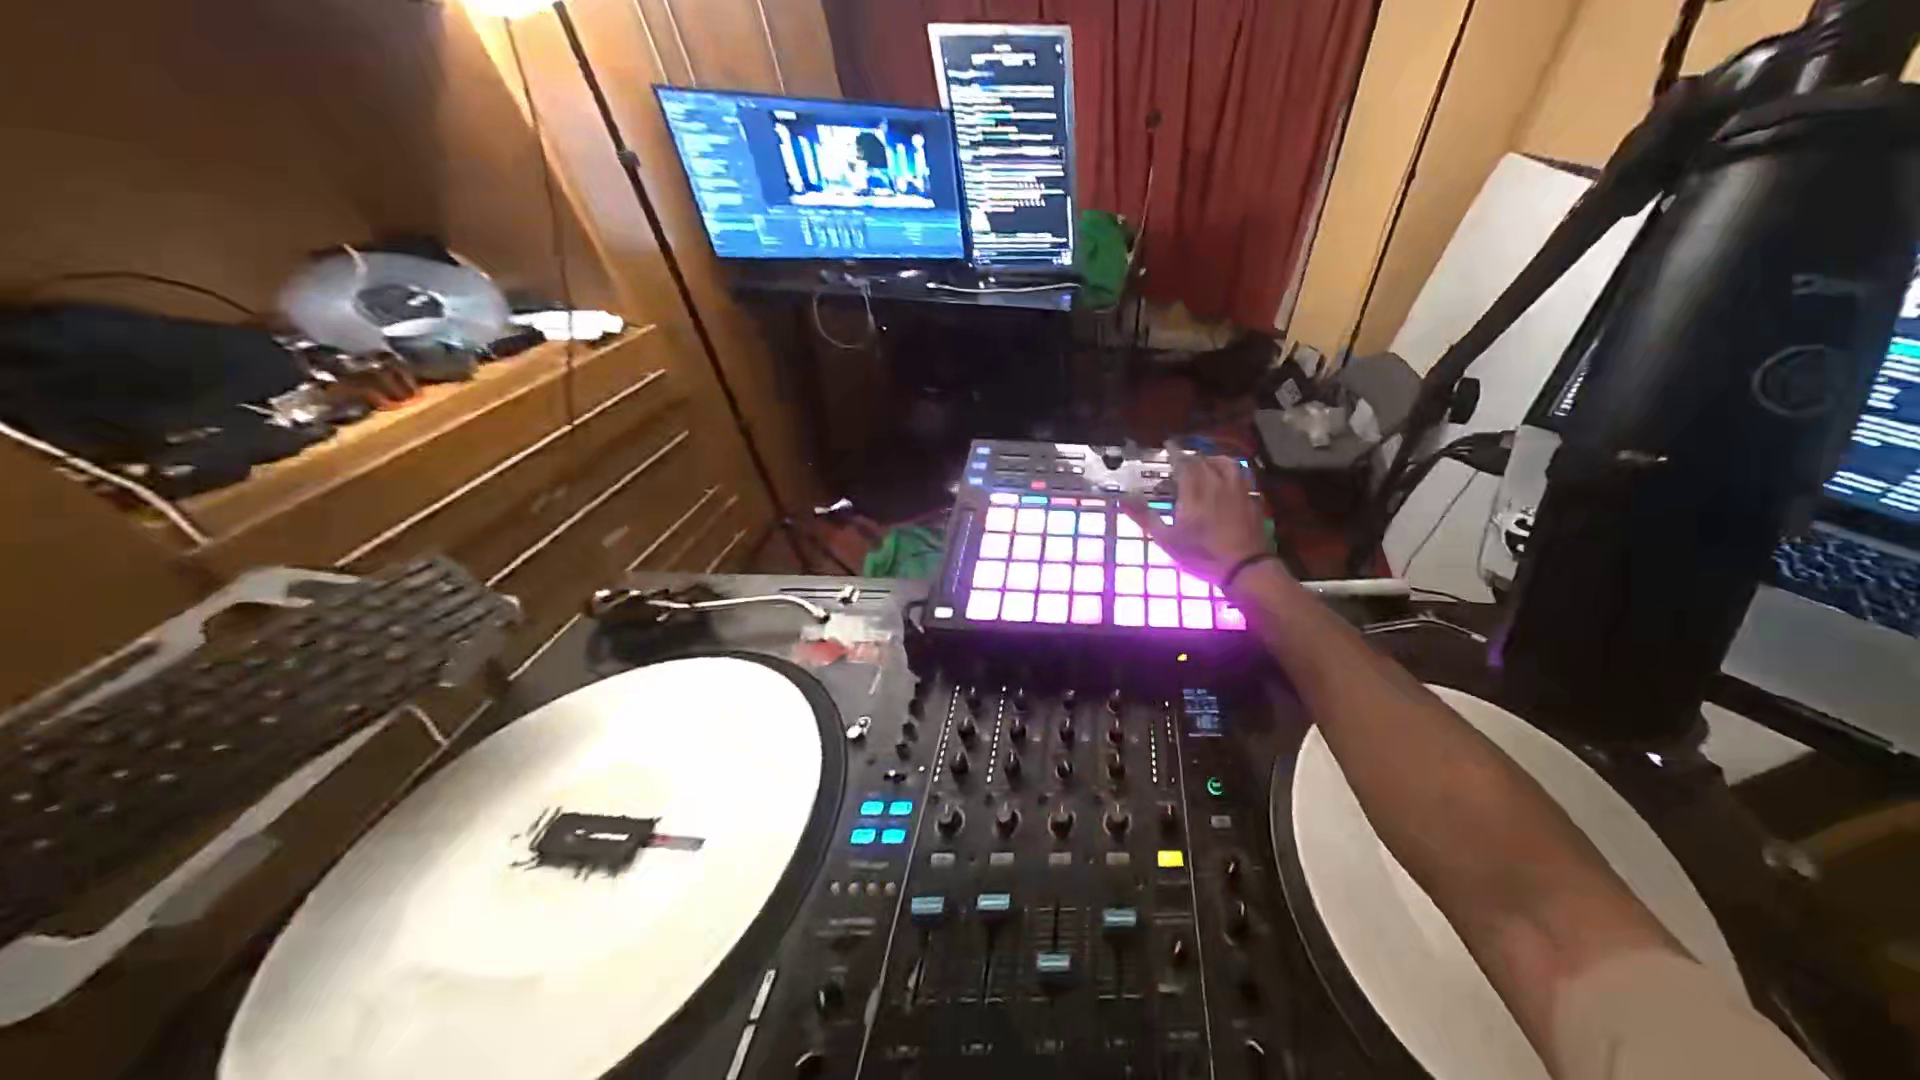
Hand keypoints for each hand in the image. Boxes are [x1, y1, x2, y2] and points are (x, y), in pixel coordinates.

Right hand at [1122, 454, 1277, 584]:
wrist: (1245, 568)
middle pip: (1204, 461)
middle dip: (1191, 457)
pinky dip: (1231, 473)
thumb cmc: (1201, 554)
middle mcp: (1216, 484)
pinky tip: (1228, 482)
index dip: (1175, 453)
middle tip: (1182, 460)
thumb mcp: (1167, 539)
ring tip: (1206, 463)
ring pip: (1227, 464)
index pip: (1184, 463)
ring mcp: (1238, 491)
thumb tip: (1123, 500)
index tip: (1168, 445)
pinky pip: (1242, 477)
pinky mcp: (1252, 500)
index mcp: (1194, 491)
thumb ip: (1145, 517)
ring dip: (1214, 460)